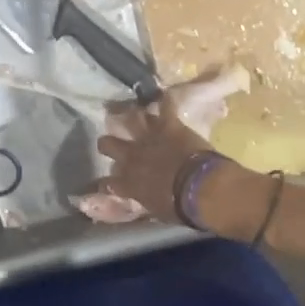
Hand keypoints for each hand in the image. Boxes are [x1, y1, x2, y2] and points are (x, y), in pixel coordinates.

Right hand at [94, 98, 216, 223]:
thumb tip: (142, 201)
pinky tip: (163, 93)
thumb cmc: (180, 206)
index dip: (105, 182)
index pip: (108, 182)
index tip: (105, 183)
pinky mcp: (169, 125)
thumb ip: (145, 202)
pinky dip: (165, 100)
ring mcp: (149, 138)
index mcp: (129, 183)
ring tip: (128, 110)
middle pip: (108, 144)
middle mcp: (132, 157)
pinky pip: (165, 106)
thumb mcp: (157, 211)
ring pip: (130, 118)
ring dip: (129, 114)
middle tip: (110, 141)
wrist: (199, 188)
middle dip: (107, 142)